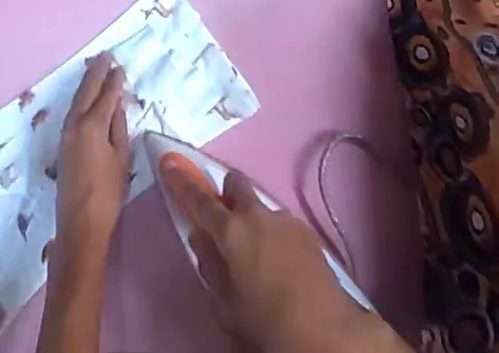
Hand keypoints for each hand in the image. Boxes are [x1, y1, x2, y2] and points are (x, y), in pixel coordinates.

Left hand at [54, 52, 132, 259]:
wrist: (80, 223)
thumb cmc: (108, 193)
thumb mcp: (121, 158)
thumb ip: (119, 127)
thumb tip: (116, 103)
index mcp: (92, 125)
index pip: (105, 95)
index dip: (114, 80)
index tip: (120, 66)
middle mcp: (75, 122)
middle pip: (86, 91)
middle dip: (96, 72)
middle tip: (105, 56)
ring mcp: (65, 132)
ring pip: (77, 99)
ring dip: (86, 83)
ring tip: (96, 68)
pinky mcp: (62, 142)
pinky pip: (73, 111)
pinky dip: (81, 98)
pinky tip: (87, 96)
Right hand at [162, 163, 408, 352]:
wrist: (330, 334)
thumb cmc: (267, 321)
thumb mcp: (226, 302)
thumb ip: (209, 265)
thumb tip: (201, 239)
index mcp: (230, 230)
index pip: (198, 198)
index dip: (180, 180)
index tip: (168, 163)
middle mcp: (256, 215)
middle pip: (235, 183)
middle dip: (226, 194)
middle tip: (226, 219)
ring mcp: (286, 222)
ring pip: (261, 207)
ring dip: (254, 220)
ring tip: (261, 256)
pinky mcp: (309, 234)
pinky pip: (282, 225)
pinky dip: (276, 236)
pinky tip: (282, 265)